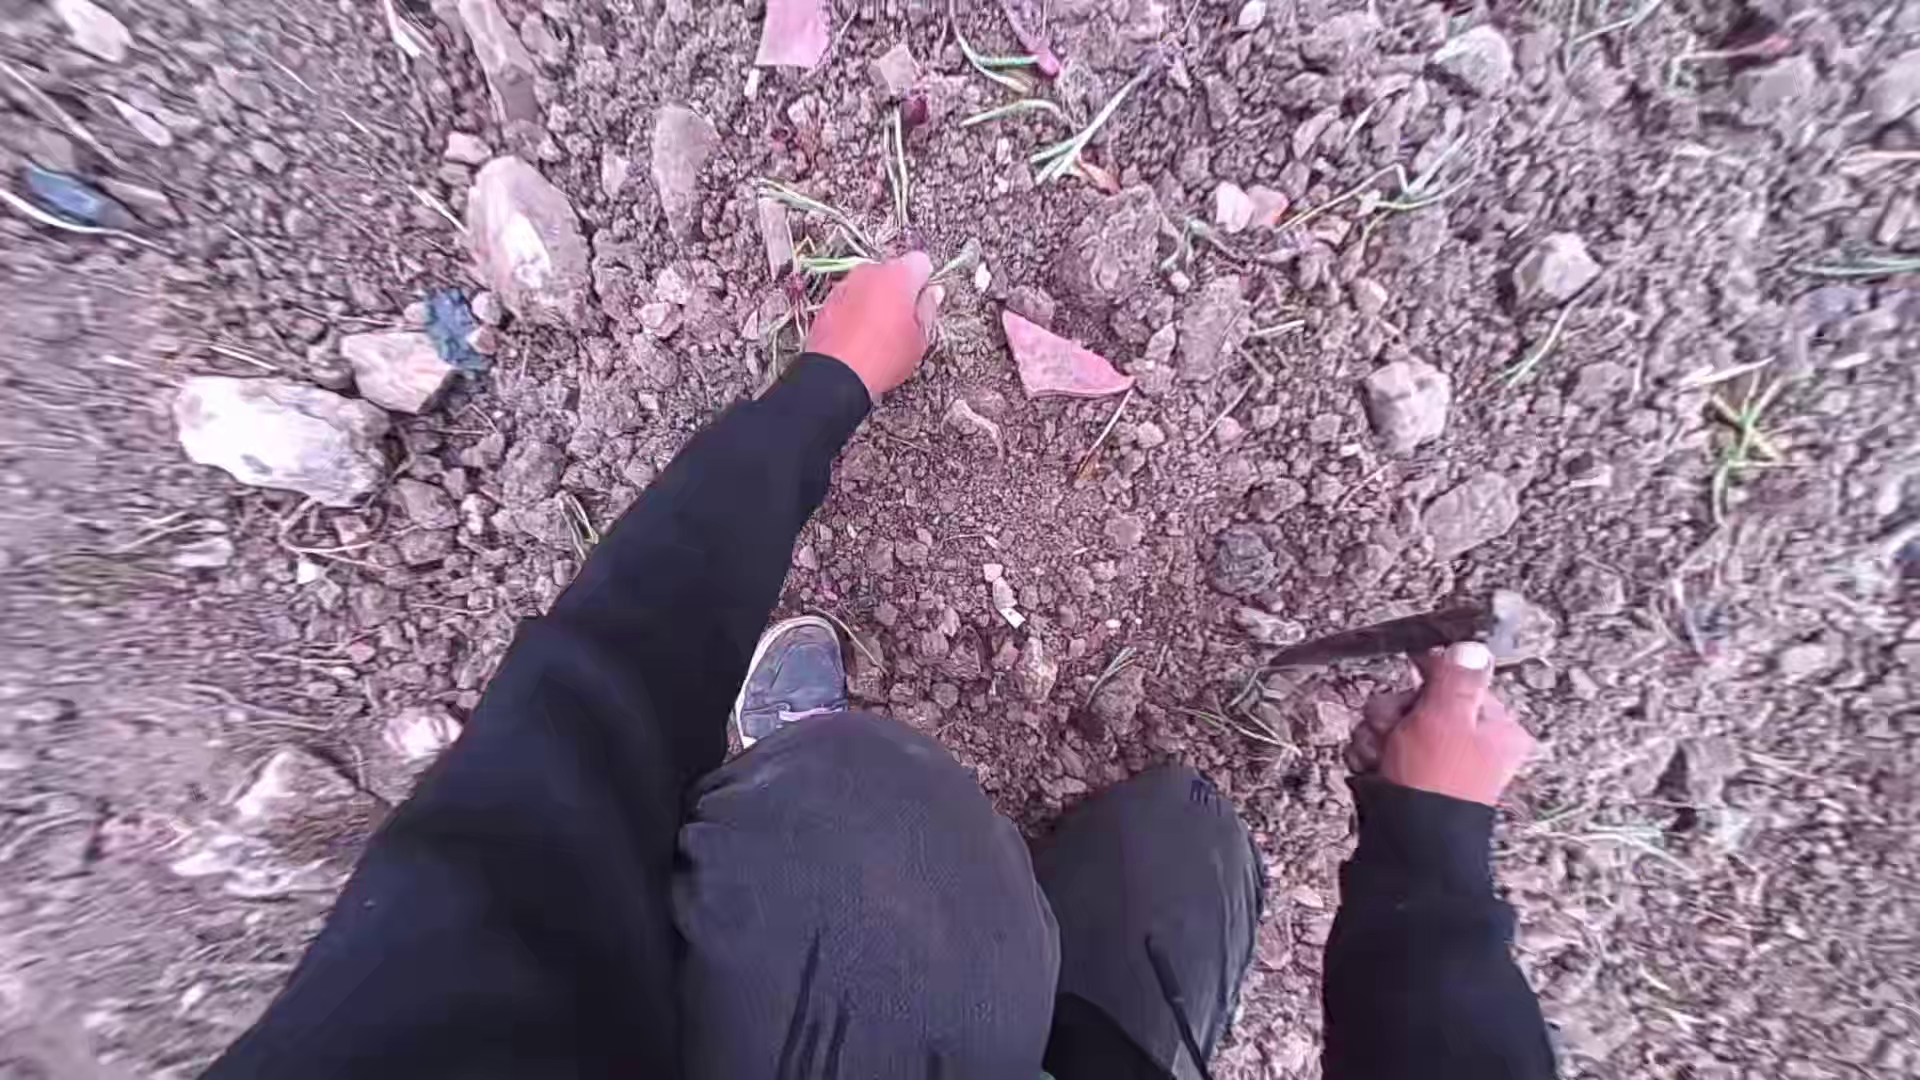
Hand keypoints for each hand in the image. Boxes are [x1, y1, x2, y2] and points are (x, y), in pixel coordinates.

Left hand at [803, 252, 943, 398]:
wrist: (837, 375)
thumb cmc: (884, 358)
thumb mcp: (919, 340)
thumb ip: (928, 310)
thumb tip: (933, 293)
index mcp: (899, 276)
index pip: (920, 262)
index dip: (925, 282)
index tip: (923, 303)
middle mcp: (870, 272)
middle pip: (892, 272)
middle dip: (898, 291)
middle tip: (903, 323)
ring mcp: (846, 284)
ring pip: (869, 285)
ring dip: (876, 301)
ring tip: (879, 334)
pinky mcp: (828, 301)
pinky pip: (850, 299)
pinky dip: (856, 311)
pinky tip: (860, 337)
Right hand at [1347, 642, 1534, 805]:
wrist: (1409, 837)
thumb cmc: (1435, 780)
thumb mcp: (1446, 719)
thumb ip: (1455, 680)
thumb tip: (1472, 646)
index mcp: (1494, 728)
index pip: (1455, 680)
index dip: (1426, 678)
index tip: (1411, 675)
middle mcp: (1467, 740)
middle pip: (1412, 699)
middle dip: (1391, 712)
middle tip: (1393, 730)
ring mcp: (1434, 755)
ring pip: (1388, 719)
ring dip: (1375, 733)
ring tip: (1382, 754)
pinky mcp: (1406, 769)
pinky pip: (1377, 741)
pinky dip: (1369, 751)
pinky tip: (1375, 764)